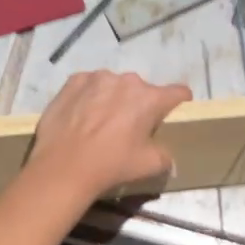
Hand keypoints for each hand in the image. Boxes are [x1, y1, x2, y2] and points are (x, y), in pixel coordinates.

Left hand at [24, 72, 190, 200]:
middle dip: (140, 104)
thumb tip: (165, 153)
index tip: (175, 110)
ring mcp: (97, 77)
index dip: (180, 101)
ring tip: (102, 121)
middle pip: (142, 89)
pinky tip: (82, 115)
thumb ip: (165, 155)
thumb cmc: (112, 165)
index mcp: (150, 98)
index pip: (177, 92)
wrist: (64, 167)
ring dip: (114, 98)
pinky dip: (90, 96)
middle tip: (130, 127)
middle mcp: (126, 80)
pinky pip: (89, 85)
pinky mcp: (73, 81)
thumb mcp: (150, 166)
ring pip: (114, 85)